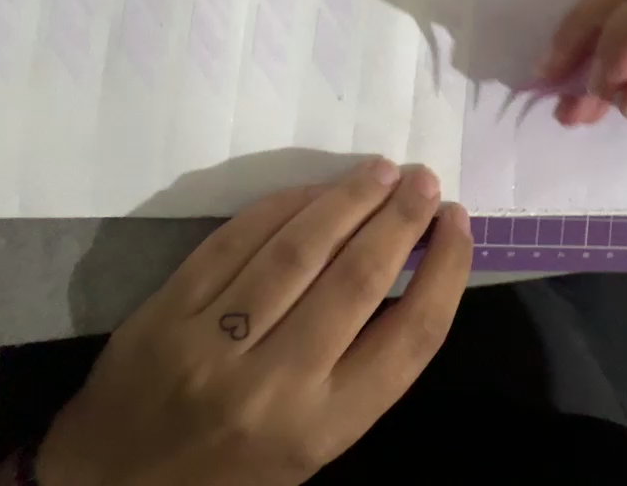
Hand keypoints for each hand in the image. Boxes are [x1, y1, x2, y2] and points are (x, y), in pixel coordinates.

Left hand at [35, 160, 472, 485]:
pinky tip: (315, 187)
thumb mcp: (310, 441)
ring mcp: (214, 343)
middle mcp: (274, 385)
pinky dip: (284, 204)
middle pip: (357, 280)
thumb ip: (358, 362)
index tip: (459, 225)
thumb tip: (405, 264)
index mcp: (320, 428)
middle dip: (401, 219)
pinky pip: (237, 239)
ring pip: (298, 250)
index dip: (445, 271)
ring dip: (348, 200)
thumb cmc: (230, 470)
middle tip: (424, 180)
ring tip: (381, 170)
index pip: (409, 337)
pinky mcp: (167, 310)